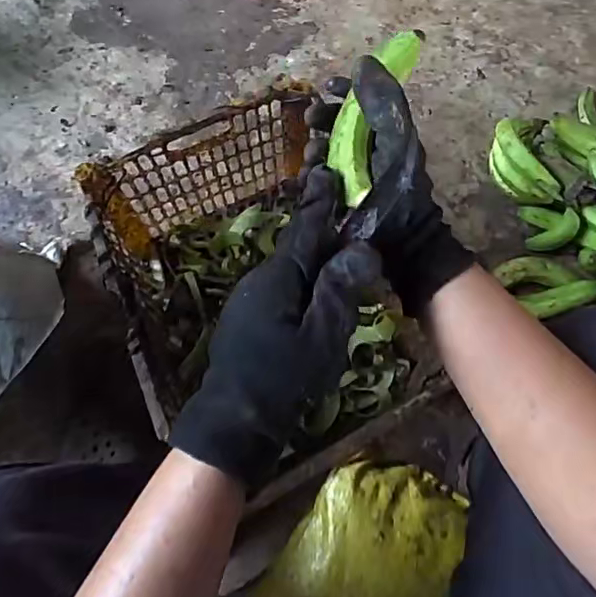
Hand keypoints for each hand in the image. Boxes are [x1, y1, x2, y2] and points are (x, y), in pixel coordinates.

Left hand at [170, 167, 381, 486]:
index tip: (327, 172)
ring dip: (318, 265)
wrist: (232, 424)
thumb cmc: (282, 378)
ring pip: (293, 271)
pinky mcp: (248, 319)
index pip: (306, 228)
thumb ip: (340, 289)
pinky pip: (284, 290)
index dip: (320, 201)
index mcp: (280, 276)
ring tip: (346, 267)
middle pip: (301, 249)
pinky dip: (305, 286)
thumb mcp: (322, 335)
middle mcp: (261, 279)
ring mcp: (250, 299)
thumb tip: (362, 247)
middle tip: (356, 227)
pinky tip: (320, 303)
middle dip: (326, 236)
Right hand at [309, 57, 475, 314]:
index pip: (360, 102)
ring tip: (313, 155)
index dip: (344, 90)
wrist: (399, 242)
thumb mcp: (397, 139)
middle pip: (335, 123)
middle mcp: (364, 149)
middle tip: (312, 119)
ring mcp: (347, 174)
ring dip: (313, 147)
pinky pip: (312, 179)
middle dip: (322, 117)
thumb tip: (364, 61)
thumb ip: (384, 102)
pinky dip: (307, 176)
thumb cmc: (401, 188)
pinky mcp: (332, 198)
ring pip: (320, 149)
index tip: (328, 87)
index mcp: (383, 132)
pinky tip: (307, 179)